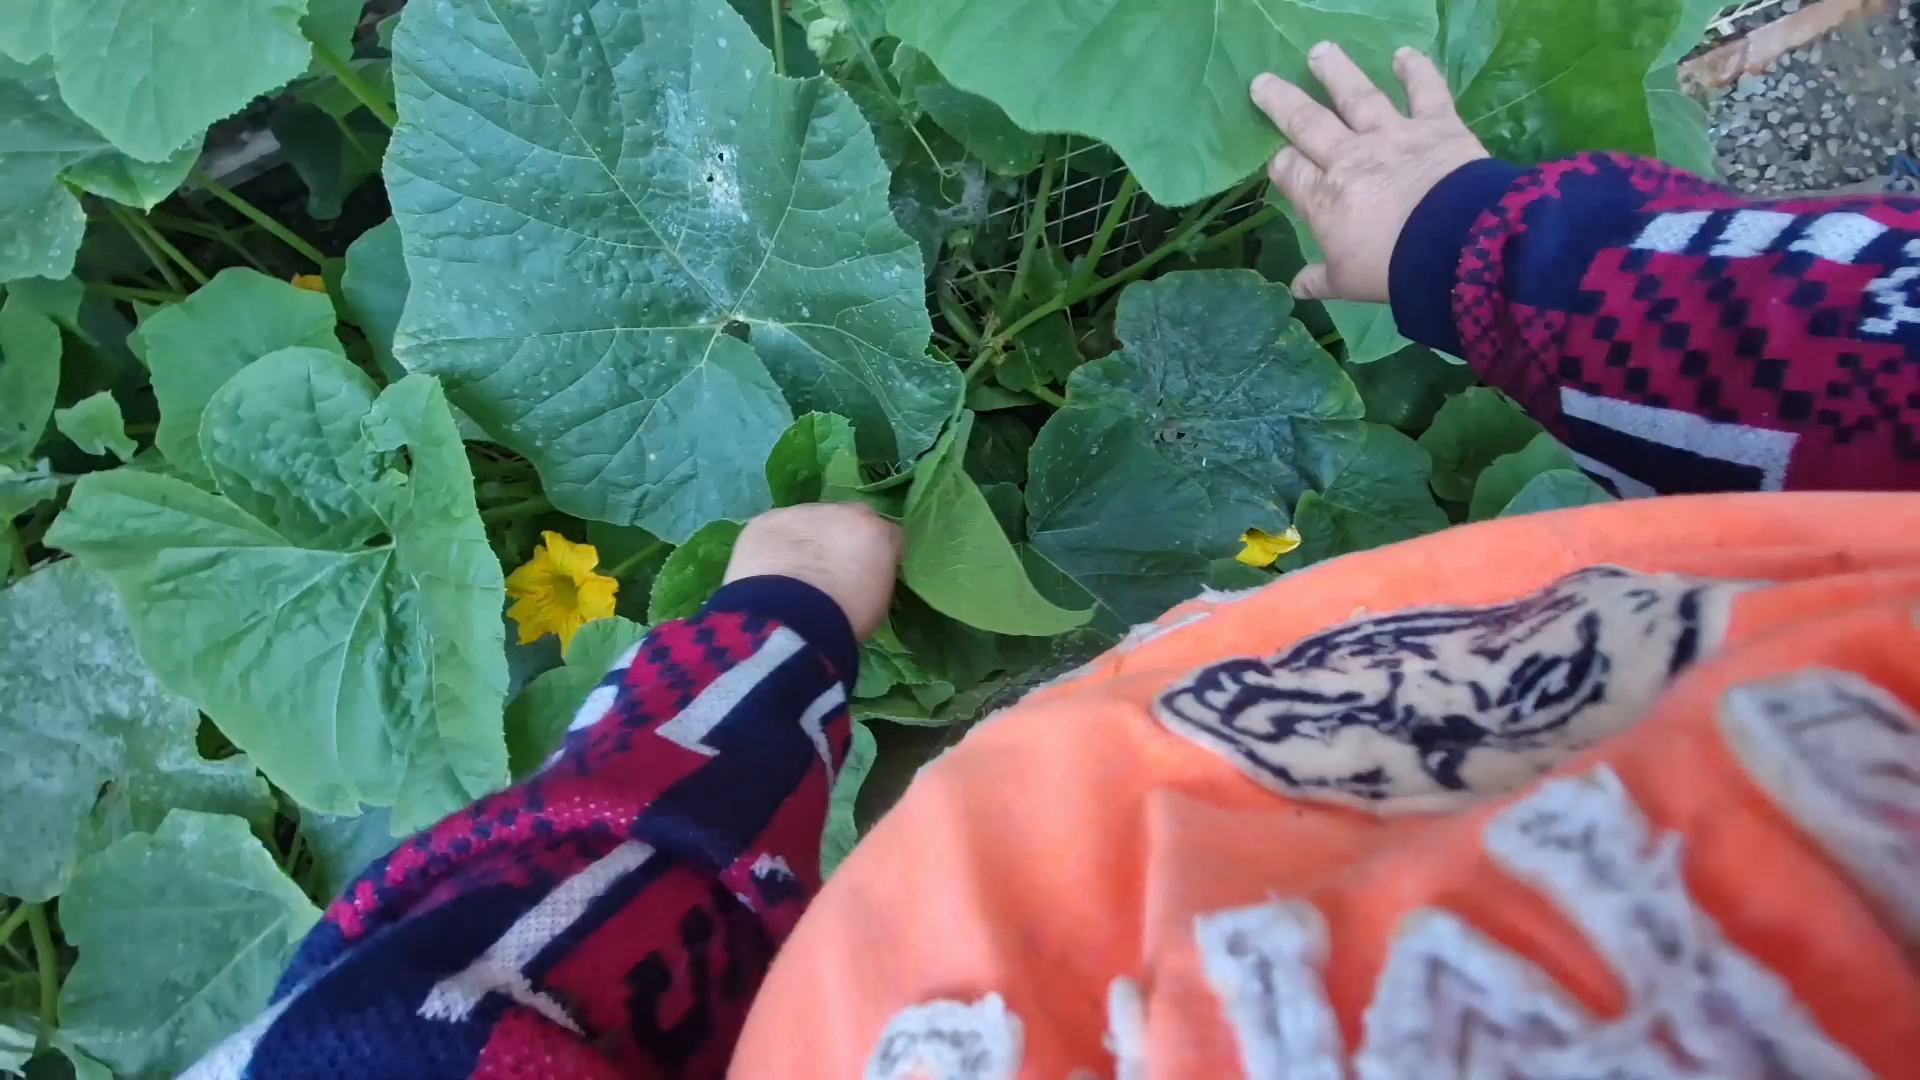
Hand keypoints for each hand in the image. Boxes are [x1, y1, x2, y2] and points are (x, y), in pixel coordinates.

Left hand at [724, 503, 903, 640]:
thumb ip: (875, 574)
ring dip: (808, 540)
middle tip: (831, 571)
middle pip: (847, 520)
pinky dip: (776, 545)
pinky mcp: (766, 520)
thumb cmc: (844, 616)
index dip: (876, 554)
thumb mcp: (877, 600)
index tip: (868, 574)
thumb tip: (862, 574)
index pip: (886, 535)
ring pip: (809, 522)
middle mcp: (841, 512)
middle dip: (842, 539)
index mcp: (875, 532)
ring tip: (795, 573)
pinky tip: (770, 570)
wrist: (790, 615)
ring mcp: (801, 512)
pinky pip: (777, 530)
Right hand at [1250, 44, 1488, 303]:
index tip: (1276, 162)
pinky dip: (1415, 70)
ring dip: (1335, 72)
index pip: (1289, 171)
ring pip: (1356, 96)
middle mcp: (1349, 158)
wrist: (1451, 242)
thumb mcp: (1344, 283)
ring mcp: (1392, 136)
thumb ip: (1318, 280)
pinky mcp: (1436, 124)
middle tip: (1262, 81)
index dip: (1279, 165)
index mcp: (1322, 198)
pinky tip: (1403, 54)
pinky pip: (1425, 91)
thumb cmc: (1388, 266)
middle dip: (1281, 102)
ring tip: (1319, 52)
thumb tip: (1296, 288)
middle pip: (1307, 123)